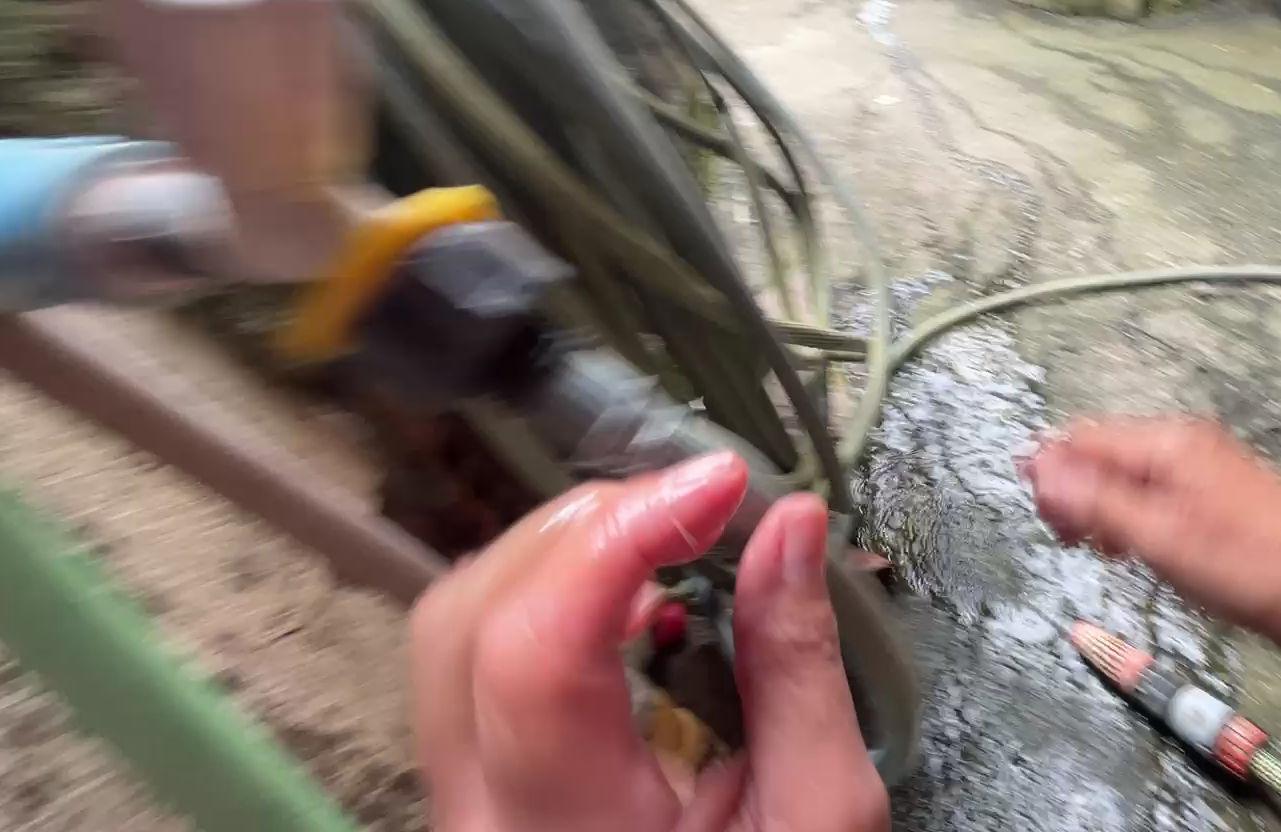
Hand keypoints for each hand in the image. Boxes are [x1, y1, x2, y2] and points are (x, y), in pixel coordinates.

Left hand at [411, 452, 888, 831]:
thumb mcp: (820, 815)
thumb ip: (799, 664)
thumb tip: (791, 519)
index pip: (533, 656)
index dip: (622, 537)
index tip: (727, 483)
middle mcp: (475, 821)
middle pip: (468, 618)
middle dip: (592, 527)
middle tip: (701, 504)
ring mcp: (461, 800)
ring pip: (459, 621)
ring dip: (573, 546)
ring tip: (674, 535)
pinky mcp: (480, 778)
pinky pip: (483, 647)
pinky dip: (562, 583)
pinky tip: (639, 591)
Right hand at [1025, 418, 1280, 655]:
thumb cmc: (1255, 571)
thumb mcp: (1161, 540)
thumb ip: (1094, 502)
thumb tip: (1037, 467)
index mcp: (1167, 441)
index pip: (1082, 439)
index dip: (1050, 475)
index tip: (1044, 521)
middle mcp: (1181, 440)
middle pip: (1101, 452)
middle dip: (1074, 492)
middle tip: (1070, 541)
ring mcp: (1200, 463)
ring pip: (1125, 473)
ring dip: (1101, 506)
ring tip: (1103, 551)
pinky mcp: (1213, 489)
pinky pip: (1153, 490)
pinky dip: (1132, 514)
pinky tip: (1134, 547)